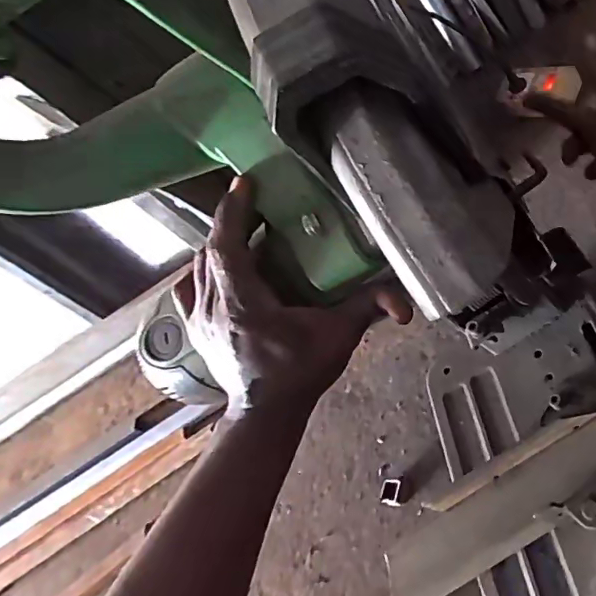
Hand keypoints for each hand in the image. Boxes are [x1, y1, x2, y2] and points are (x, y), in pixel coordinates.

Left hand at [174, 178, 410, 415]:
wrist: (266, 412)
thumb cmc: (300, 371)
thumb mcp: (339, 337)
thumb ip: (369, 310)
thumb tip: (404, 306)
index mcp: (243, 303)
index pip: (228, 246)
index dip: (235, 211)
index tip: (245, 183)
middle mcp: (213, 306)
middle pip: (211, 250)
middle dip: (231, 221)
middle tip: (256, 203)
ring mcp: (199, 319)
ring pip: (198, 266)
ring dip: (218, 242)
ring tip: (243, 228)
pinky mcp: (196, 329)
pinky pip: (192, 286)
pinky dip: (204, 267)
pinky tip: (219, 265)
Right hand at [526, 69, 595, 243]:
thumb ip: (564, 109)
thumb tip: (537, 84)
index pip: (593, 70)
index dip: (570, 67)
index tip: (543, 68)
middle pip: (585, 106)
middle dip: (566, 115)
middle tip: (542, 120)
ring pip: (586, 135)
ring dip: (574, 144)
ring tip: (571, 159)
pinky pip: (593, 159)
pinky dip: (587, 164)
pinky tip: (589, 174)